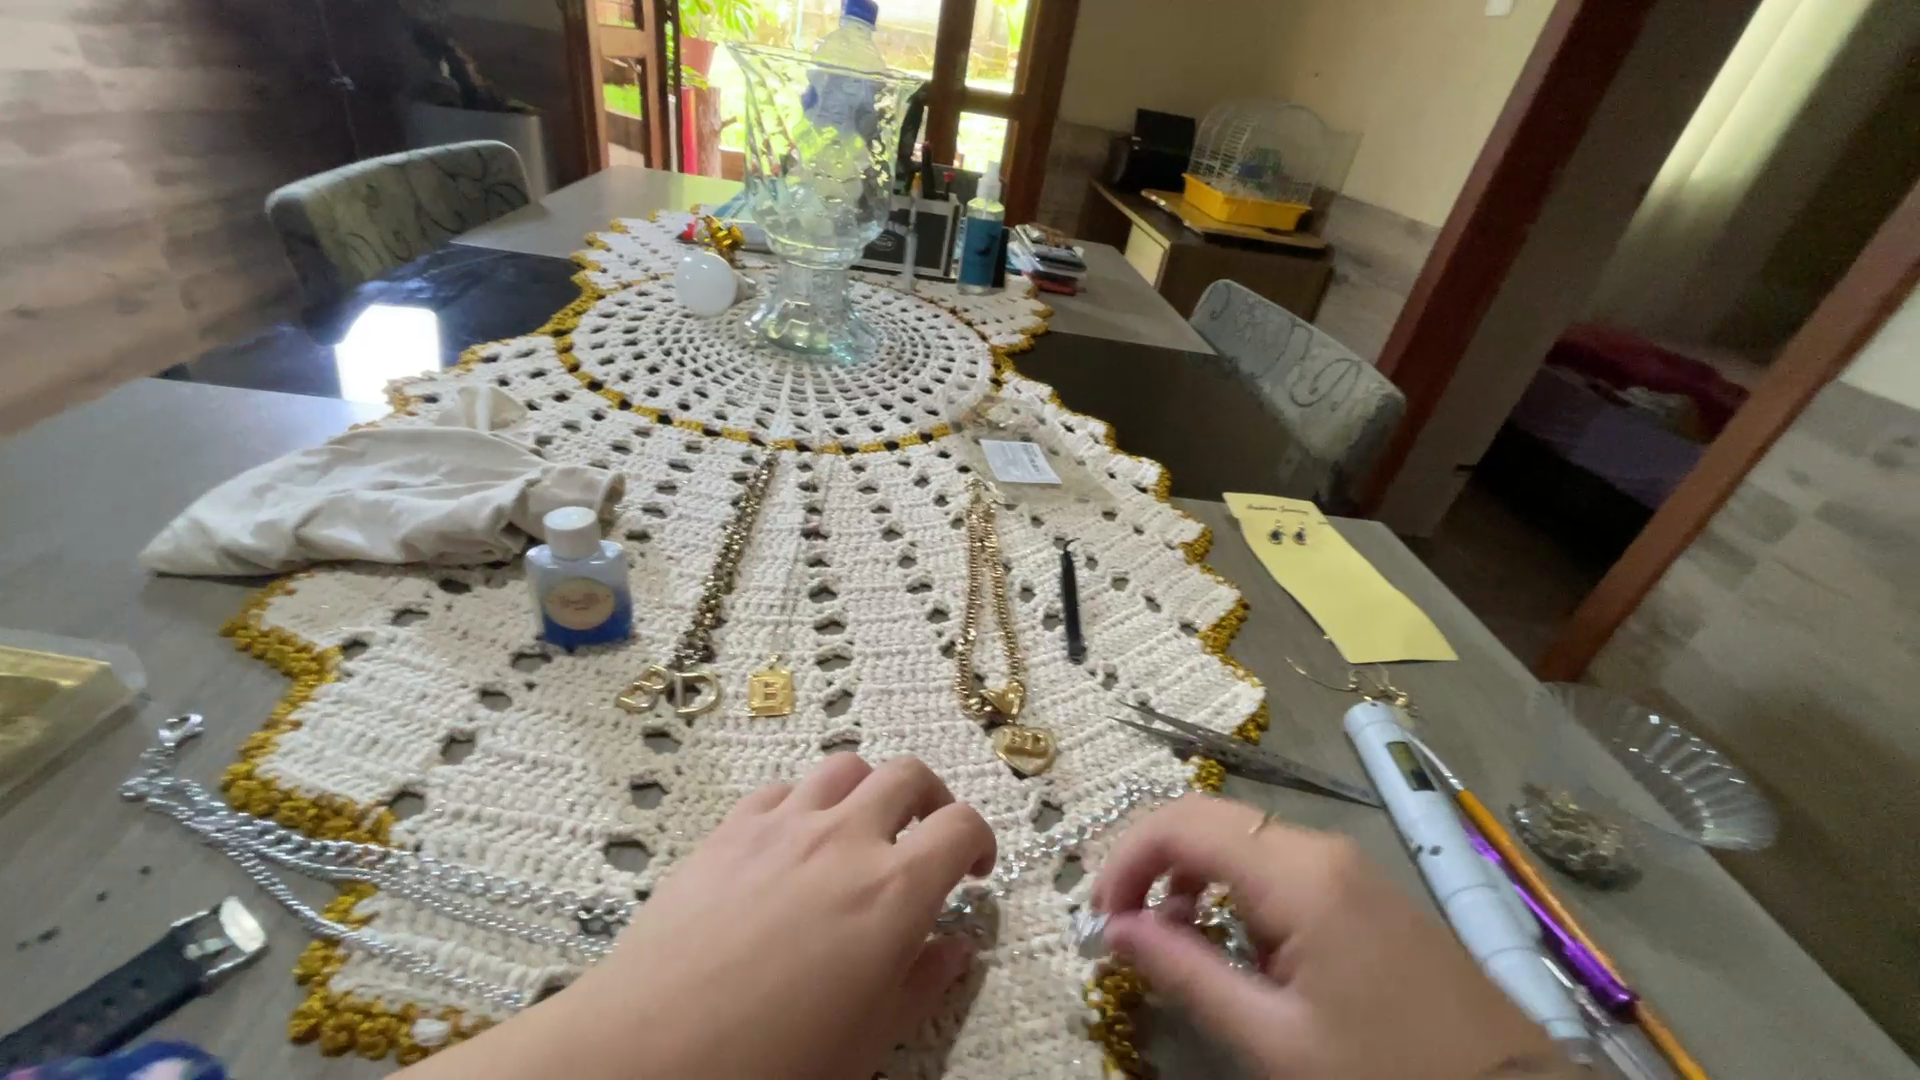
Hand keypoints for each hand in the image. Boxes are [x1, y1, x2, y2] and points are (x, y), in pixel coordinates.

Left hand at [404, 753, 994, 1079]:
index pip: (961, 825)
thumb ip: (923, 982)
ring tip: (860, 829)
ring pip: (846, 767)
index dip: (980, 839)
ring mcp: (785, 823)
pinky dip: (806, 802)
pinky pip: (783, 788)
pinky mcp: (732, 827)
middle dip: (931, 798)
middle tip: (925, 836)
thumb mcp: (869, 1038)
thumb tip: (956, 948)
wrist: (650, 1052)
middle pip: (908, 775)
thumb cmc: (773, 1061)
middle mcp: (845, 837)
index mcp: (892, 889)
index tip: (974, 869)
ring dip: (868, 790)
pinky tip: (794, 840)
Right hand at [1092, 796, 1558, 1079]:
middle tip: (1120, 920)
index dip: (1126, 859)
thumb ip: (1185, 972)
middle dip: (1150, 859)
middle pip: (1206, 819)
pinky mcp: (1360, 885)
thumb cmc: (1386, 1074)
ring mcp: (1344, 862)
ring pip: (1238, 836)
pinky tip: (1232, 937)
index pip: (1182, 825)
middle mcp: (1318, 846)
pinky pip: (1274, 861)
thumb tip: (1114, 929)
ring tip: (1172, 935)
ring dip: (1188, 872)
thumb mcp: (1274, 1041)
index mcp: (1298, 873)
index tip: (1100, 915)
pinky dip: (1230, 884)